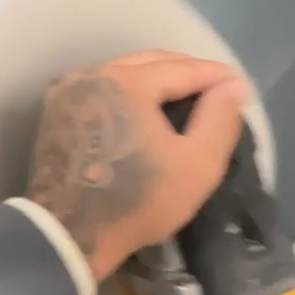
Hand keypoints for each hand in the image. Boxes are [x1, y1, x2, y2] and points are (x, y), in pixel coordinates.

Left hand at [25, 51, 250, 281]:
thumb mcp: (196, 165)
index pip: (182, 68)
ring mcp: (68, 90)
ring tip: (183, 96)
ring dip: (154, 79)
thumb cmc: (138, 200)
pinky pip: (100, 88)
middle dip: (186, 71)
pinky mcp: (55, 109)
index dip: (216, 76)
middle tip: (214, 88)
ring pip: (122, 72)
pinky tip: (143, 109)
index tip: (239, 86)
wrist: (70, 233)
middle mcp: (92, 74)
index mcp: (126, 81)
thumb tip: (234, 86)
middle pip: (149, 62)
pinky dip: (126, 92)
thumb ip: (219, 119)